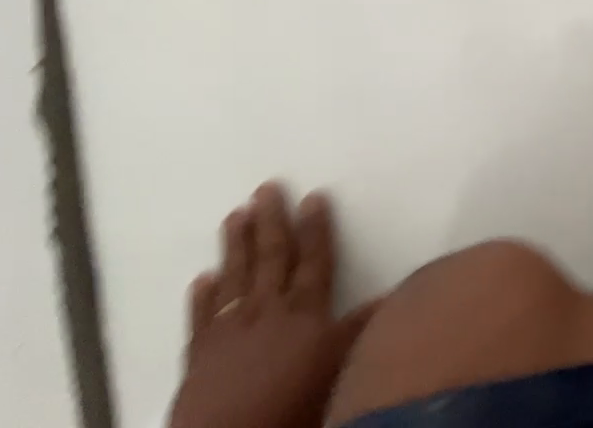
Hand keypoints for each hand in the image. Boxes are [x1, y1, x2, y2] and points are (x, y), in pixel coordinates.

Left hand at [169, 183, 378, 427]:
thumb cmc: (295, 403)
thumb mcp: (341, 363)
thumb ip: (362, 327)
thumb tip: (394, 293)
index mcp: (305, 311)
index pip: (314, 260)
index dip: (315, 228)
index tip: (313, 196)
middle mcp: (267, 311)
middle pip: (270, 258)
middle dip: (270, 222)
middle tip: (264, 188)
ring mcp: (229, 331)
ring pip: (234, 278)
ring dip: (234, 245)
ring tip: (234, 214)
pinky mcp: (199, 356)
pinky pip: (200, 317)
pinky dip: (202, 295)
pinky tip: (202, 277)